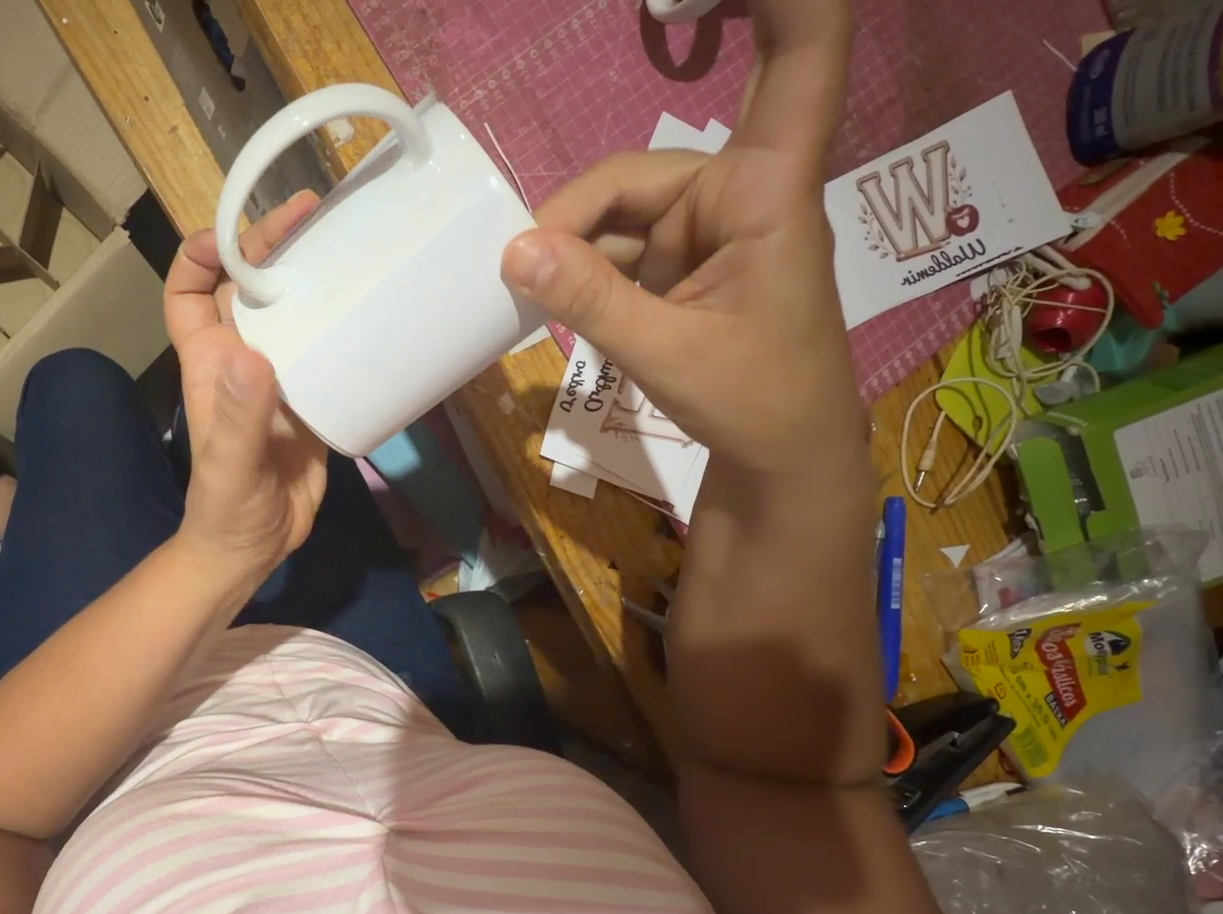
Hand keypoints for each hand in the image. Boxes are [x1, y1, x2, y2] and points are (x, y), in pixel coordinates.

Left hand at [164, 192, 328, 584]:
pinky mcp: (312, 397)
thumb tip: (252, 354)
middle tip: (318, 214)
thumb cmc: (226, 511)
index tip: (234, 232)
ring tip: (354, 241)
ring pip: (290, 311)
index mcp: (210, 363)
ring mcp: (279, 377)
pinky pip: (325, 347)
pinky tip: (376, 305)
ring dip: (314, 276)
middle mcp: (241, 359)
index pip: (187, 293)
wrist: (256, 549)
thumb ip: (237, 419)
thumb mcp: (231, 468)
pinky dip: (344, 323)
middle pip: (247, 286)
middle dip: (272, 245)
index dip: (199, 255)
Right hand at [502, 0, 862, 483]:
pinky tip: (550, 302)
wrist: (780, 456)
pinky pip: (615, 250)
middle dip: (572, 220)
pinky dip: (578, 274)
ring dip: (569, 254)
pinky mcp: (680, 264)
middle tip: (520, 274)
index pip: (801, 57)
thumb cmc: (755, 398)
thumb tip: (513, 250)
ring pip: (615, 214)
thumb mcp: (666, 353)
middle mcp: (736, 193)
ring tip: (529, 300)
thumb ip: (590, 300)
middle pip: (635, 173)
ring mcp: (704, 230)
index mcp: (768, 190)